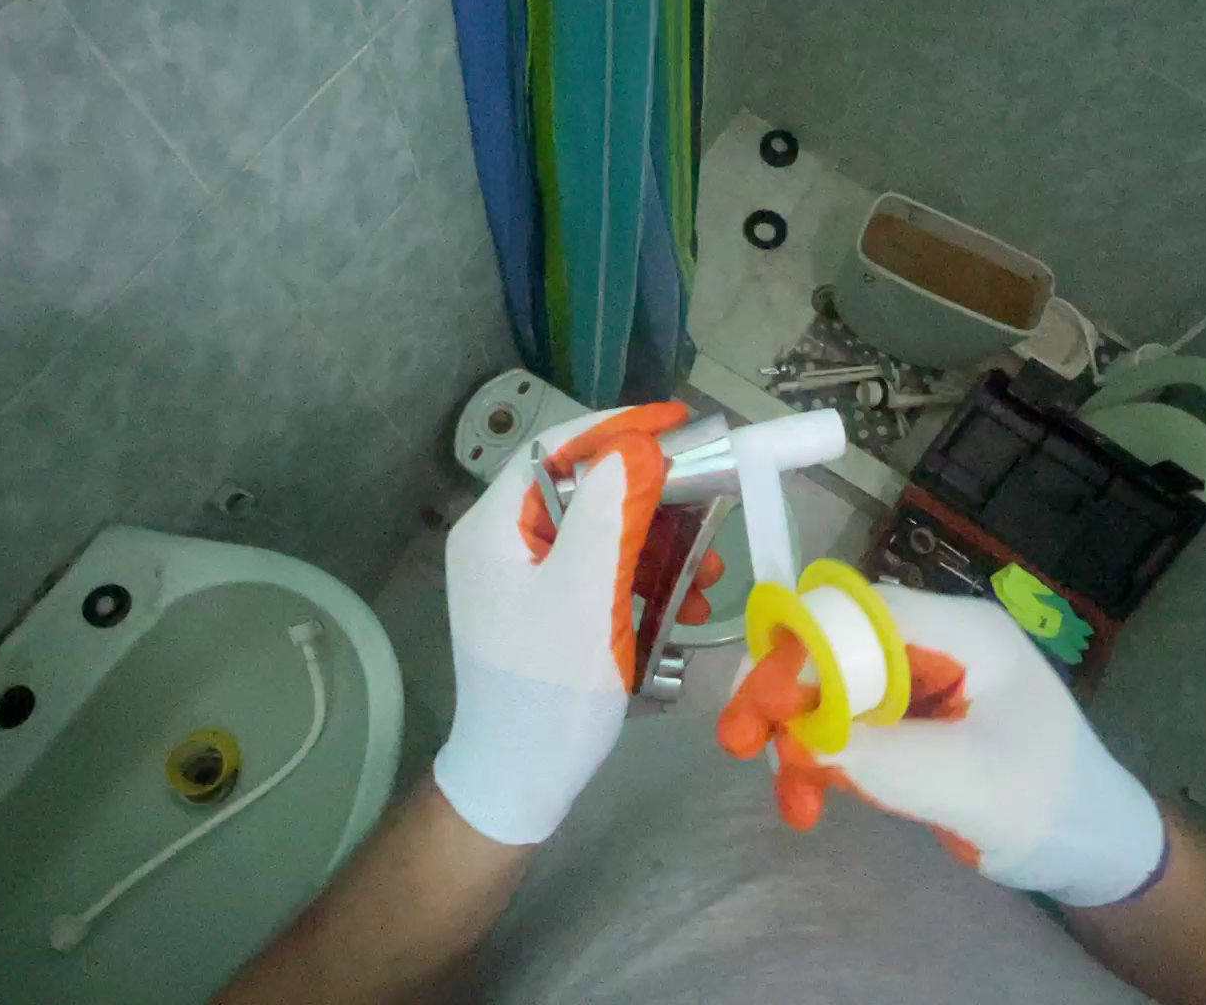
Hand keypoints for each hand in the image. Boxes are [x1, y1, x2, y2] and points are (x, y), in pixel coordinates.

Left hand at [435, 402, 708, 844]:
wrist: (523, 781)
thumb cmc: (547, 689)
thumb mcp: (583, 595)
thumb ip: (605, 514)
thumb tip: (631, 447)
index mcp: (495, 529)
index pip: (554, 451)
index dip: (615, 430)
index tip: (675, 424)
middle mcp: (507, 543)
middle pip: (584, 492)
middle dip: (651, 500)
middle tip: (708, 499)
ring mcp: (530, 578)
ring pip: (603, 534)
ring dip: (660, 546)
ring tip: (709, 571)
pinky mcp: (554, 607)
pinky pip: (604, 572)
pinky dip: (647, 579)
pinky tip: (689, 602)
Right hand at [717, 584, 1164, 905]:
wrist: (1094, 850)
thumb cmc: (1053, 807)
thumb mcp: (976, 787)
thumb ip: (888, 759)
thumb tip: (797, 740)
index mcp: (963, 631)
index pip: (864, 613)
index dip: (803, 647)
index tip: (759, 703)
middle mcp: (933, 638)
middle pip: (836, 641)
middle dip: (785, 692)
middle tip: (740, 742)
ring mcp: (917, 673)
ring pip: (831, 683)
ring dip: (798, 733)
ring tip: (794, 799)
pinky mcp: (907, 710)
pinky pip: (845, 718)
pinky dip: (820, 754)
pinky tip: (812, 797)